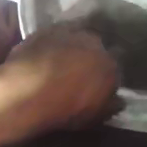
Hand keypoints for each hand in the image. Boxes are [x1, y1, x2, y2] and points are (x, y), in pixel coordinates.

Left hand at [0, 23, 120, 145]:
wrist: (27, 92)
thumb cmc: (67, 108)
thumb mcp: (95, 116)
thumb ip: (111, 105)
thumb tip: (119, 101)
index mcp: (111, 63)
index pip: (117, 63)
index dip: (109, 72)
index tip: (103, 81)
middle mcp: (94, 41)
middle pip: (97, 45)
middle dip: (92, 54)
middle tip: (82, 68)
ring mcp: (68, 32)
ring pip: (76, 35)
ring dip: (72, 45)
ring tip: (62, 59)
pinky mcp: (43, 30)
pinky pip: (53, 35)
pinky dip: (51, 43)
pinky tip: (44, 55)